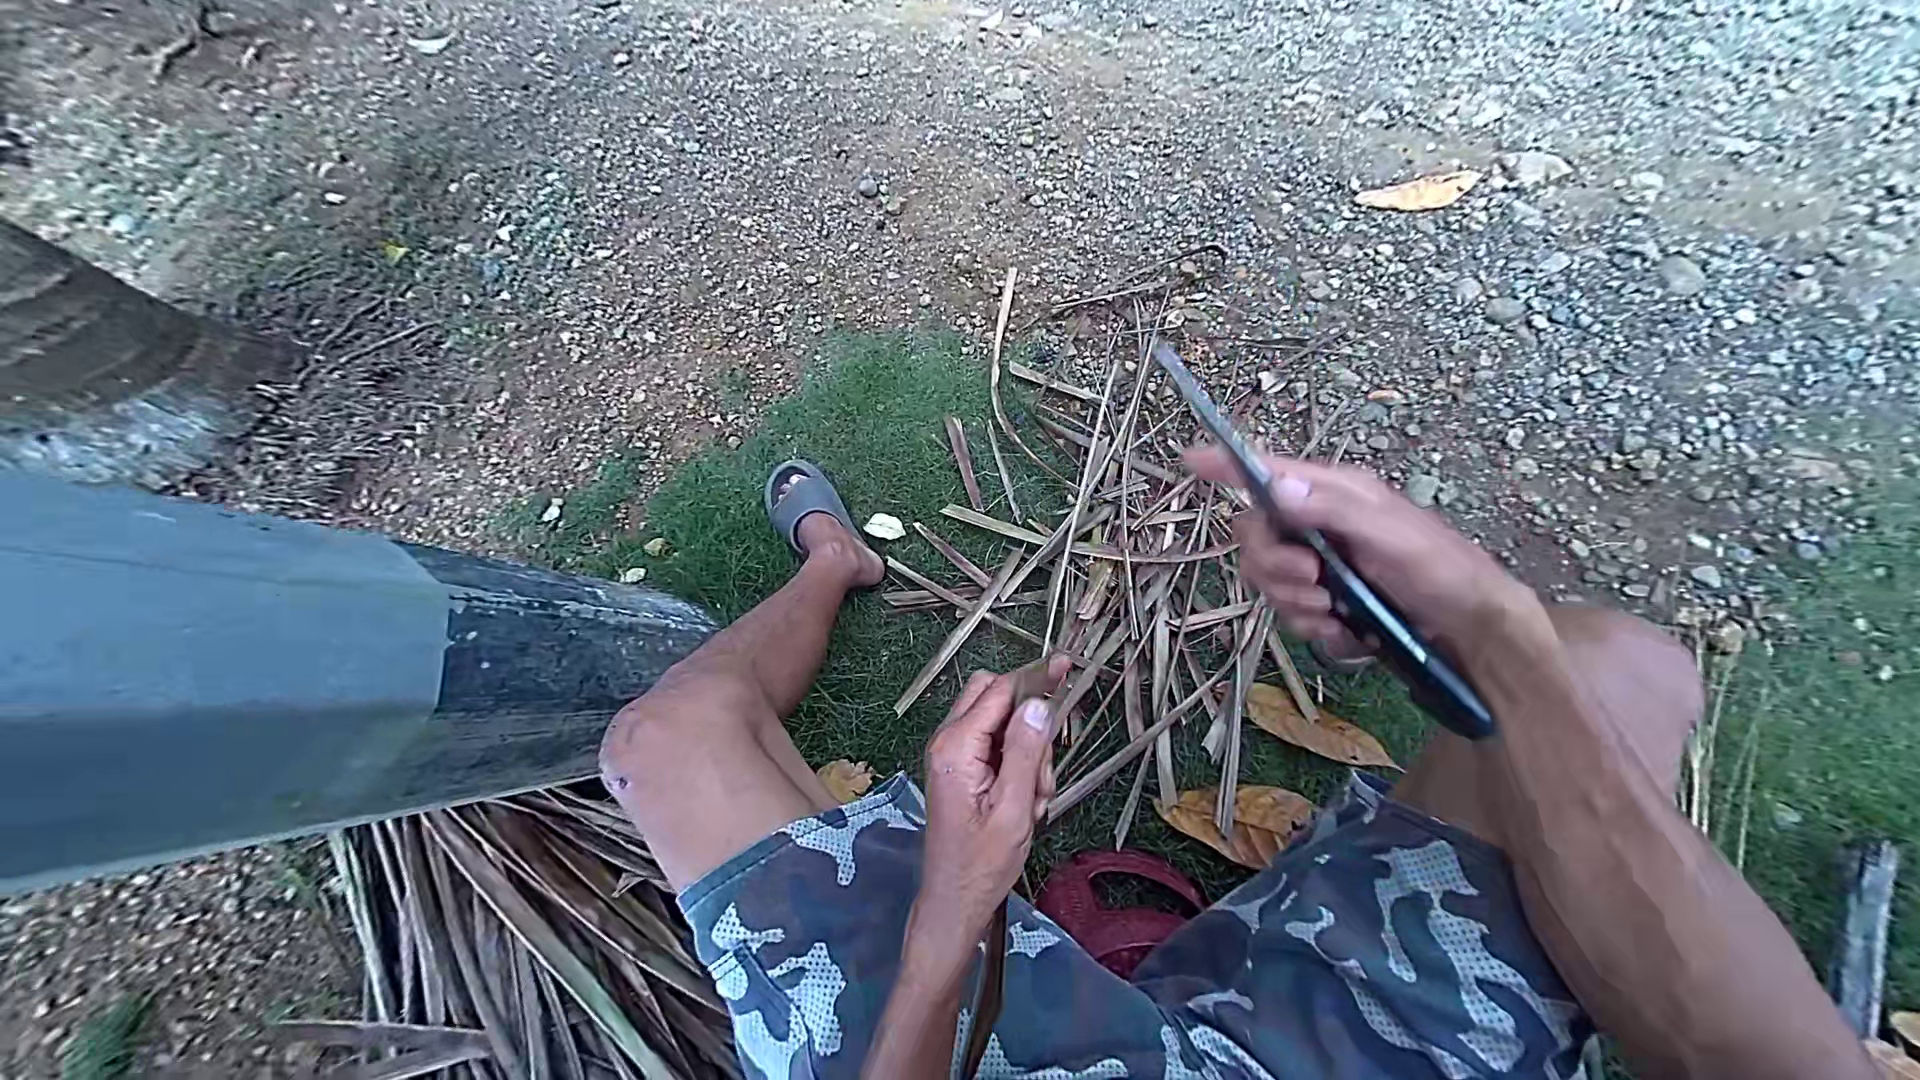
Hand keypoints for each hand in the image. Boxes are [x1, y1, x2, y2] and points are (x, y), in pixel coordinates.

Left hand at [914, 657, 1070, 948]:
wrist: (954, 902)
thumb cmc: (982, 864)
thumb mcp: (1013, 809)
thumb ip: (1025, 751)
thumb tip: (1039, 703)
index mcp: (956, 746)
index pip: (1000, 691)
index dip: (1035, 677)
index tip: (1066, 665)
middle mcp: (948, 740)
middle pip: (994, 695)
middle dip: (1028, 718)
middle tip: (1045, 761)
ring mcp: (953, 752)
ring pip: (1000, 720)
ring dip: (1026, 749)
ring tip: (1032, 798)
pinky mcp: (962, 766)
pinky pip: (997, 743)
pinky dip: (1018, 762)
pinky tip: (1025, 800)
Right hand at [1183, 447, 1532, 654]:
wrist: (1467, 629)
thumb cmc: (1440, 567)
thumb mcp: (1393, 532)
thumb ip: (1334, 508)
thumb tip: (1275, 485)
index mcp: (1328, 495)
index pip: (1267, 473)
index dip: (1227, 466)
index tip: (1191, 458)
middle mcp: (1310, 525)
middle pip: (1252, 535)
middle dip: (1273, 563)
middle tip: (1310, 579)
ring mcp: (1311, 564)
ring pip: (1262, 576)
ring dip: (1291, 597)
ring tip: (1331, 608)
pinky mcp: (1315, 599)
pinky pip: (1283, 609)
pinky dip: (1306, 622)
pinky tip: (1337, 627)